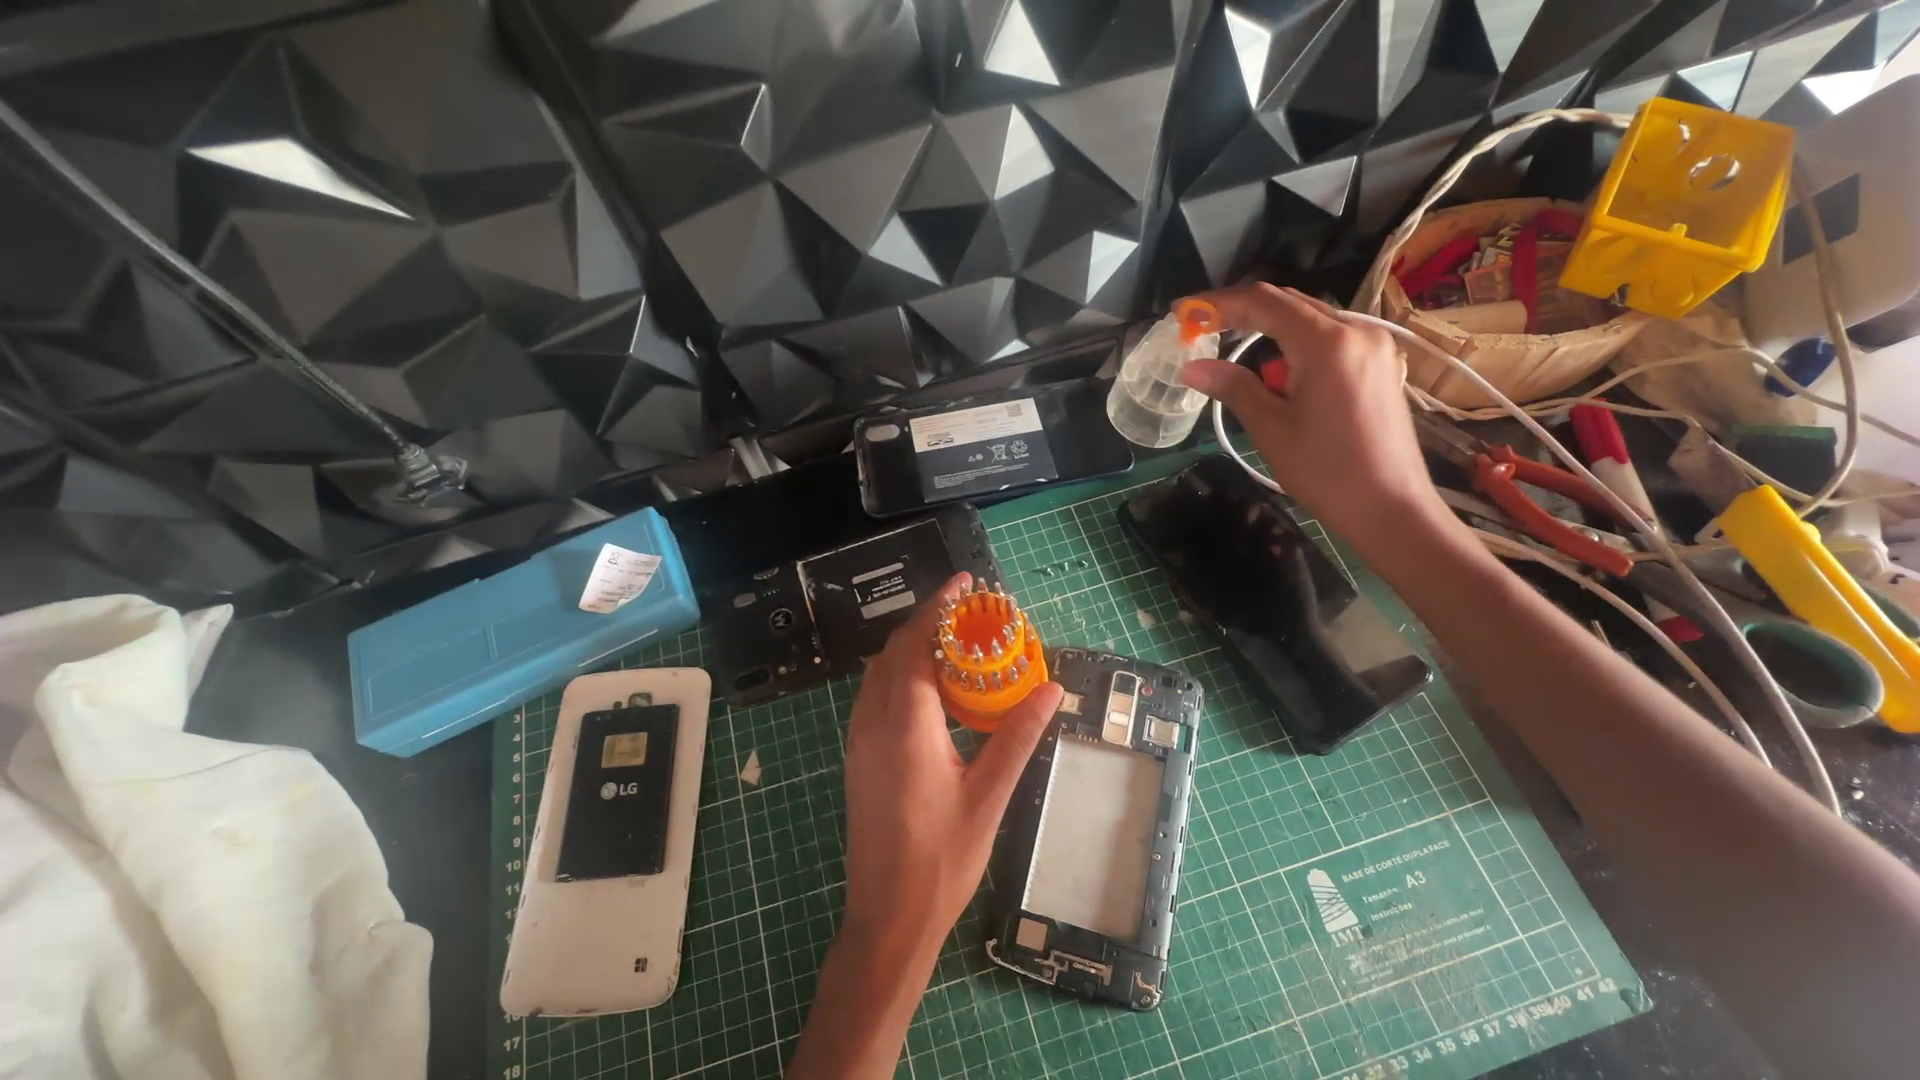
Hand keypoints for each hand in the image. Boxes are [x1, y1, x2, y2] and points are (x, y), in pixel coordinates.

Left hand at [839, 572, 1064, 960]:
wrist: (888, 916)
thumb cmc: (942, 860)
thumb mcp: (990, 796)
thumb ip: (1017, 736)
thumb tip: (1051, 689)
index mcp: (904, 724)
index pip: (917, 644)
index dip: (940, 607)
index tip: (967, 583)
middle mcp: (873, 722)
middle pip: (895, 651)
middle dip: (929, 622)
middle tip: (971, 612)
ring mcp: (860, 740)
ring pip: (881, 673)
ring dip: (914, 647)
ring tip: (957, 643)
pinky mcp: (859, 757)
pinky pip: (876, 696)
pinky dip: (902, 675)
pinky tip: (934, 691)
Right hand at [1177, 283, 1450, 542]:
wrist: (1392, 509)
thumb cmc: (1327, 472)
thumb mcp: (1271, 429)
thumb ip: (1234, 387)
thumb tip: (1192, 367)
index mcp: (1328, 343)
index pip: (1264, 302)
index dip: (1218, 303)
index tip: (1182, 313)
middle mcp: (1357, 330)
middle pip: (1289, 303)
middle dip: (1242, 312)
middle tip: (1201, 329)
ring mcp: (1375, 346)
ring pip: (1310, 319)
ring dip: (1269, 328)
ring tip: (1233, 350)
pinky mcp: (1381, 364)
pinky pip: (1331, 337)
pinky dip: (1296, 344)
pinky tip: (1278, 370)